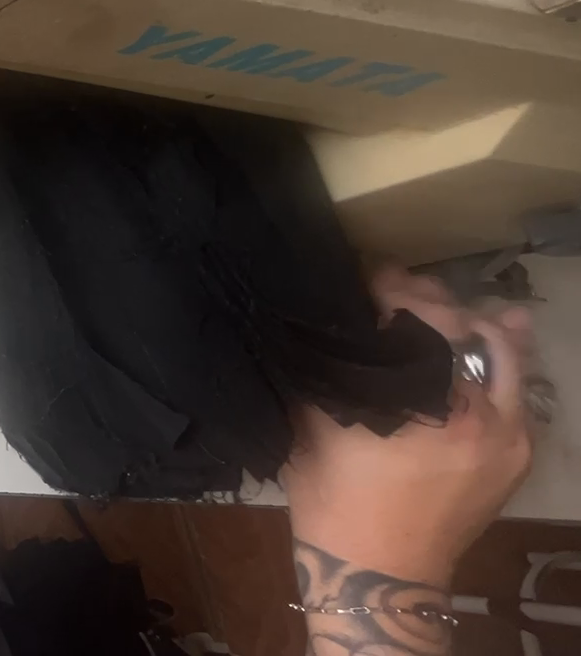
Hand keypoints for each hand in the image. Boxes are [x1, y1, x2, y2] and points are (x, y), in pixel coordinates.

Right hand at [284, 266, 535, 588]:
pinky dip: (502, 360)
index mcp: (427, 405)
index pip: (423, 324)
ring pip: (508, 363)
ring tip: (449, 302)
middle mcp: (482, 416)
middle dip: (435, 302)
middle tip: (397, 281)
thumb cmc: (331, 486)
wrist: (378, 560)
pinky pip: (518, 393)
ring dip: (476, 327)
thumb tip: (316, 321)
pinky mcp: (514, 457)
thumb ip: (325, 368)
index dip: (395, 290)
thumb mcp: (312, 417)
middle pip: (472, 337)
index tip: (368, 270)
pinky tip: (491, 340)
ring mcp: (509, 440)